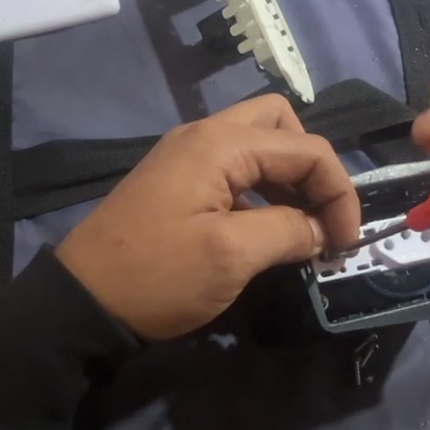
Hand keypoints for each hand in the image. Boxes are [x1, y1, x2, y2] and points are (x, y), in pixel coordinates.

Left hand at [57, 95, 361, 339]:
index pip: (305, 148)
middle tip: (320, 217)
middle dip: (312, 168)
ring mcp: (185, 158)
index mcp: (219, 144)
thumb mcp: (232, 255)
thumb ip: (288, 231)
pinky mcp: (176, 184)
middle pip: (280, 126)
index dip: (338, 192)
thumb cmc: (158, 275)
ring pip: (256, 146)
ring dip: (287, 180)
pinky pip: (232, 171)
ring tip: (300, 230)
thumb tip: (323, 230)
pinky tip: (265, 230)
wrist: (82, 302)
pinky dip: (260, 192)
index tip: (346, 242)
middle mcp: (202, 137)